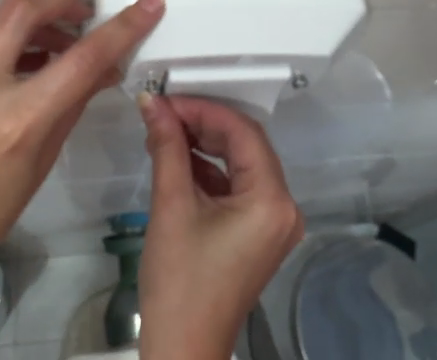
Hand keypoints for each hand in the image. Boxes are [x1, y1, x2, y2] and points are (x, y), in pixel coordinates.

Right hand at [138, 94, 303, 359]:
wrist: (182, 349)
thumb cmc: (180, 281)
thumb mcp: (172, 205)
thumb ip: (167, 146)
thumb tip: (153, 102)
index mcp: (272, 200)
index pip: (242, 133)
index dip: (203, 110)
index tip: (166, 100)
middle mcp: (283, 208)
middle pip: (246, 146)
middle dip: (203, 126)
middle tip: (163, 113)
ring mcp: (273, 223)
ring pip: (241, 164)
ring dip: (204, 147)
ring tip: (164, 133)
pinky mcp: (258, 234)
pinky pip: (238, 187)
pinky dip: (210, 171)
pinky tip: (177, 161)